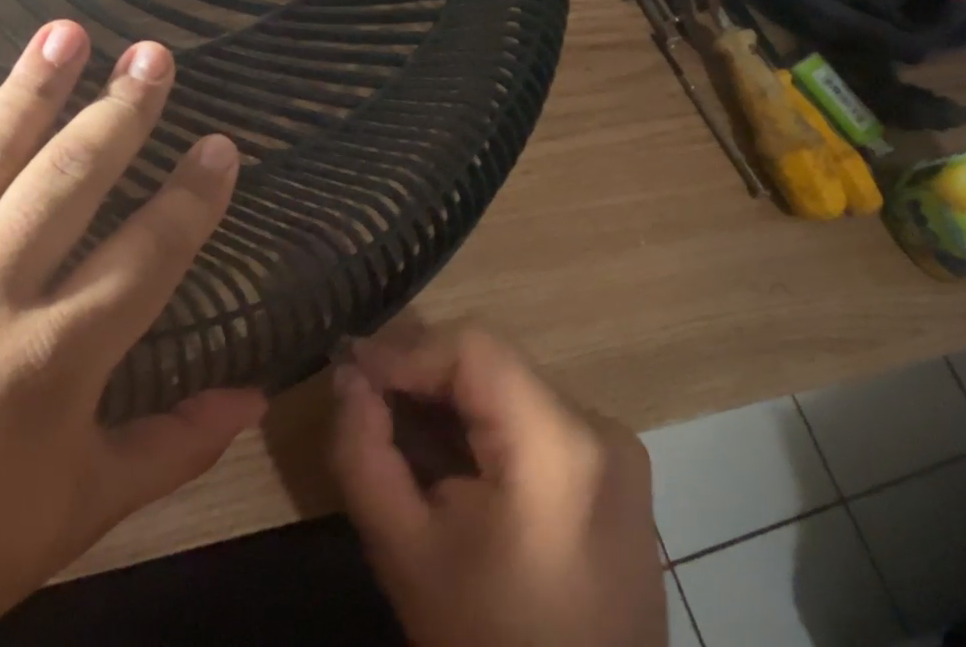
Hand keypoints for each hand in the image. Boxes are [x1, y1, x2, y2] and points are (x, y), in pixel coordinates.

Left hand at [0, 21, 266, 646]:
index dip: (191, 197)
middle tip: (151, 54)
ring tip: (64, 32)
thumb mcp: (82, 509)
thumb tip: (257, 395)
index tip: (220, 144)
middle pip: (64, 185)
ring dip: (23, 93)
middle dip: (118, 113)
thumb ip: (175, 445)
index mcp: (52, 364)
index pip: (145, 256)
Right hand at [331, 332, 664, 646]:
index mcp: (559, 447)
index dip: (403, 351)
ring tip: (399, 432)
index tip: (352, 378)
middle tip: (363, 404)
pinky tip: (448, 459)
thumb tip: (348, 376)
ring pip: (509, 385)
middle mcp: (601, 431)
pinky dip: (481, 422)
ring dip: (447, 397)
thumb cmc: (485, 635)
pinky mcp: (616, 474)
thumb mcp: (401, 546)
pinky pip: (533, 416)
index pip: (472, 346)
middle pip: (492, 363)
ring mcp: (617, 452)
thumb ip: (362, 449)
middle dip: (419, 374)